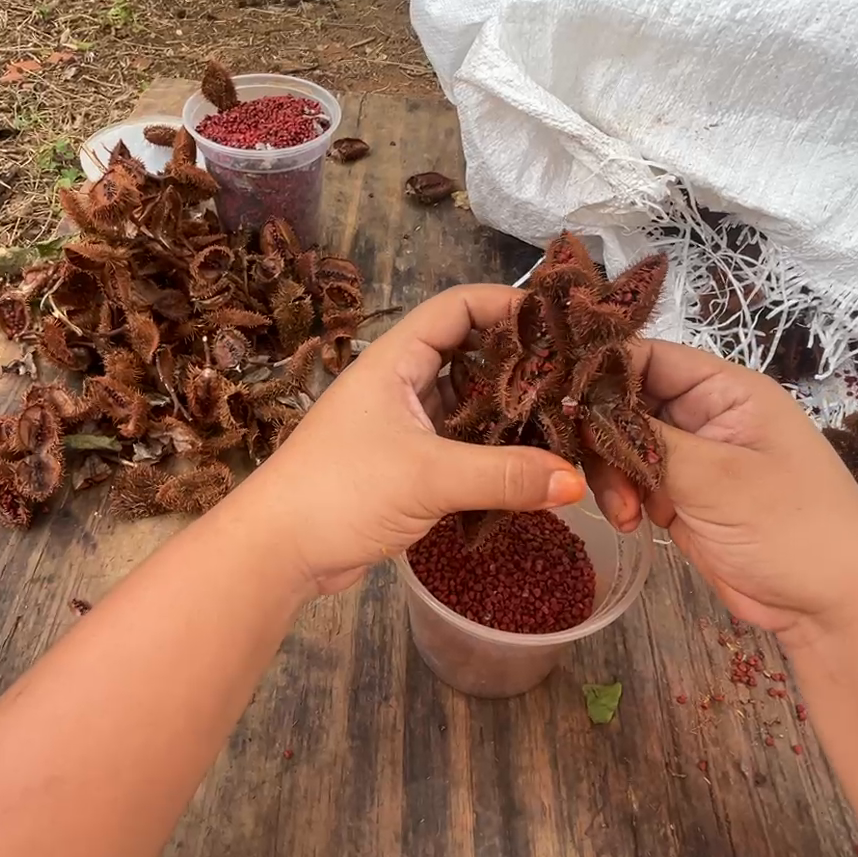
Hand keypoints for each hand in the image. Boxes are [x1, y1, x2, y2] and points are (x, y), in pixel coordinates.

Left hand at [223, 285, 586, 595]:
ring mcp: (405, 425)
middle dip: (521, 364)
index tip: (562, 323)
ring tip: (568, 421)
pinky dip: (494, 452)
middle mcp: (403, 383)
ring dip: (511, 413)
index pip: (458, 306)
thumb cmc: (340, 491)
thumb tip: (574, 483)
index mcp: (397, 359)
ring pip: (470, 404)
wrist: (278, 551)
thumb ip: (502, 476)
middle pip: (471, 355)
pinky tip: (533, 466)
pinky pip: (462, 445)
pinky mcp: (409, 465)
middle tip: (579, 378)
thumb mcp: (426, 476)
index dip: (508, 305)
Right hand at [584, 340, 857, 637]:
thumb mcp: (717, 478)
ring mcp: (689, 455)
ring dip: (610, 474)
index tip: (560, 400)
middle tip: (583, 467)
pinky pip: (629, 479)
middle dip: (601, 434)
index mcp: (725, 390)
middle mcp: (703, 414)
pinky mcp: (678, 494)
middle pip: (624, 401)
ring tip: (623, 511)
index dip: (600, 372)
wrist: (831, 611)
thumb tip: (582, 408)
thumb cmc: (792, 529)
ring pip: (620, 443)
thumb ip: (644, 438)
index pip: (647, 357)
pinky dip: (619, 497)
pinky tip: (630, 523)